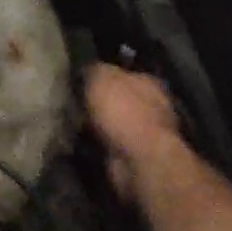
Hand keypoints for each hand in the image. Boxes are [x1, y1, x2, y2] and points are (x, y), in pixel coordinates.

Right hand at [86, 63, 182, 189]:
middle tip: (78, 103)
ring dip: (100, 126)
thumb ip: (94, 70)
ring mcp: (149, 135)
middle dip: (102, 103)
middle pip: (122, 99)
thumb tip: (88, 70)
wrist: (140, 160)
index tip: (85, 81)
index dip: (105, 76)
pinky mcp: (140, 158)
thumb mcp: (100, 77)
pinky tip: (86, 142)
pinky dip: (102, 144)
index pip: (125, 74)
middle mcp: (154, 107)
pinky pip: (114, 145)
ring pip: (117, 124)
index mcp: (149, 83)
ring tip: (77, 124)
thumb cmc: (123, 111)